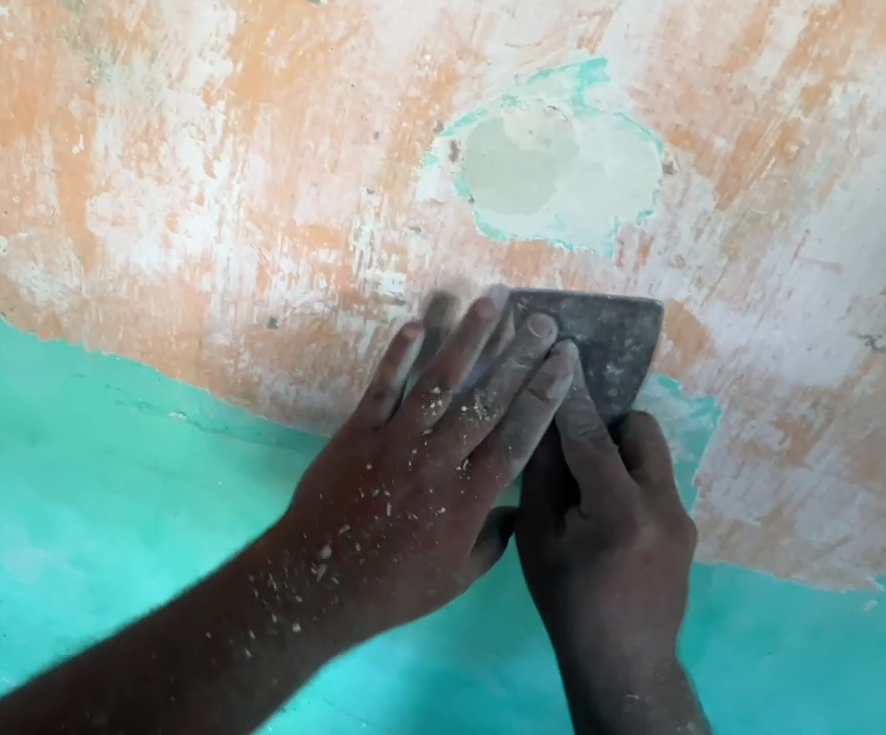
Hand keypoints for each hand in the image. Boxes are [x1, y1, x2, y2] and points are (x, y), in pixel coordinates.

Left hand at [254, 296, 578, 646]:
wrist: (321, 580)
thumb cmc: (395, 585)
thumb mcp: (456, 577)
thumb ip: (491, 540)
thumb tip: (515, 509)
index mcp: (469, 497)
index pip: (517, 436)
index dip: (544, 395)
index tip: (565, 361)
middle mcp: (438, 459)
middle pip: (487, 399)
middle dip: (517, 356)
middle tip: (542, 320)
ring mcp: (396, 439)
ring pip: (438, 380)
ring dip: (467, 338)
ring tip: (490, 301)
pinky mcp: (359, 430)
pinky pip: (383, 385)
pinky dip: (398, 353)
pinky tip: (417, 322)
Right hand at [516, 370, 706, 733]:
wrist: (626, 667)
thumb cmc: (569, 603)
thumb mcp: (540, 539)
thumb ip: (544, 475)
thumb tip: (542, 421)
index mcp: (621, 510)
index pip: (592, 433)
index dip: (572, 392)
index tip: (561, 351)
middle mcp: (663, 505)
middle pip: (640, 430)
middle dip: (606, 422)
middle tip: (570, 442)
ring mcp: (682, 518)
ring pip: (649, 455)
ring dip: (616, 452)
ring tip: (582, 479)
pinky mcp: (686, 528)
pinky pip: (653, 481)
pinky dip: (626, 478)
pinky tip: (599, 508)